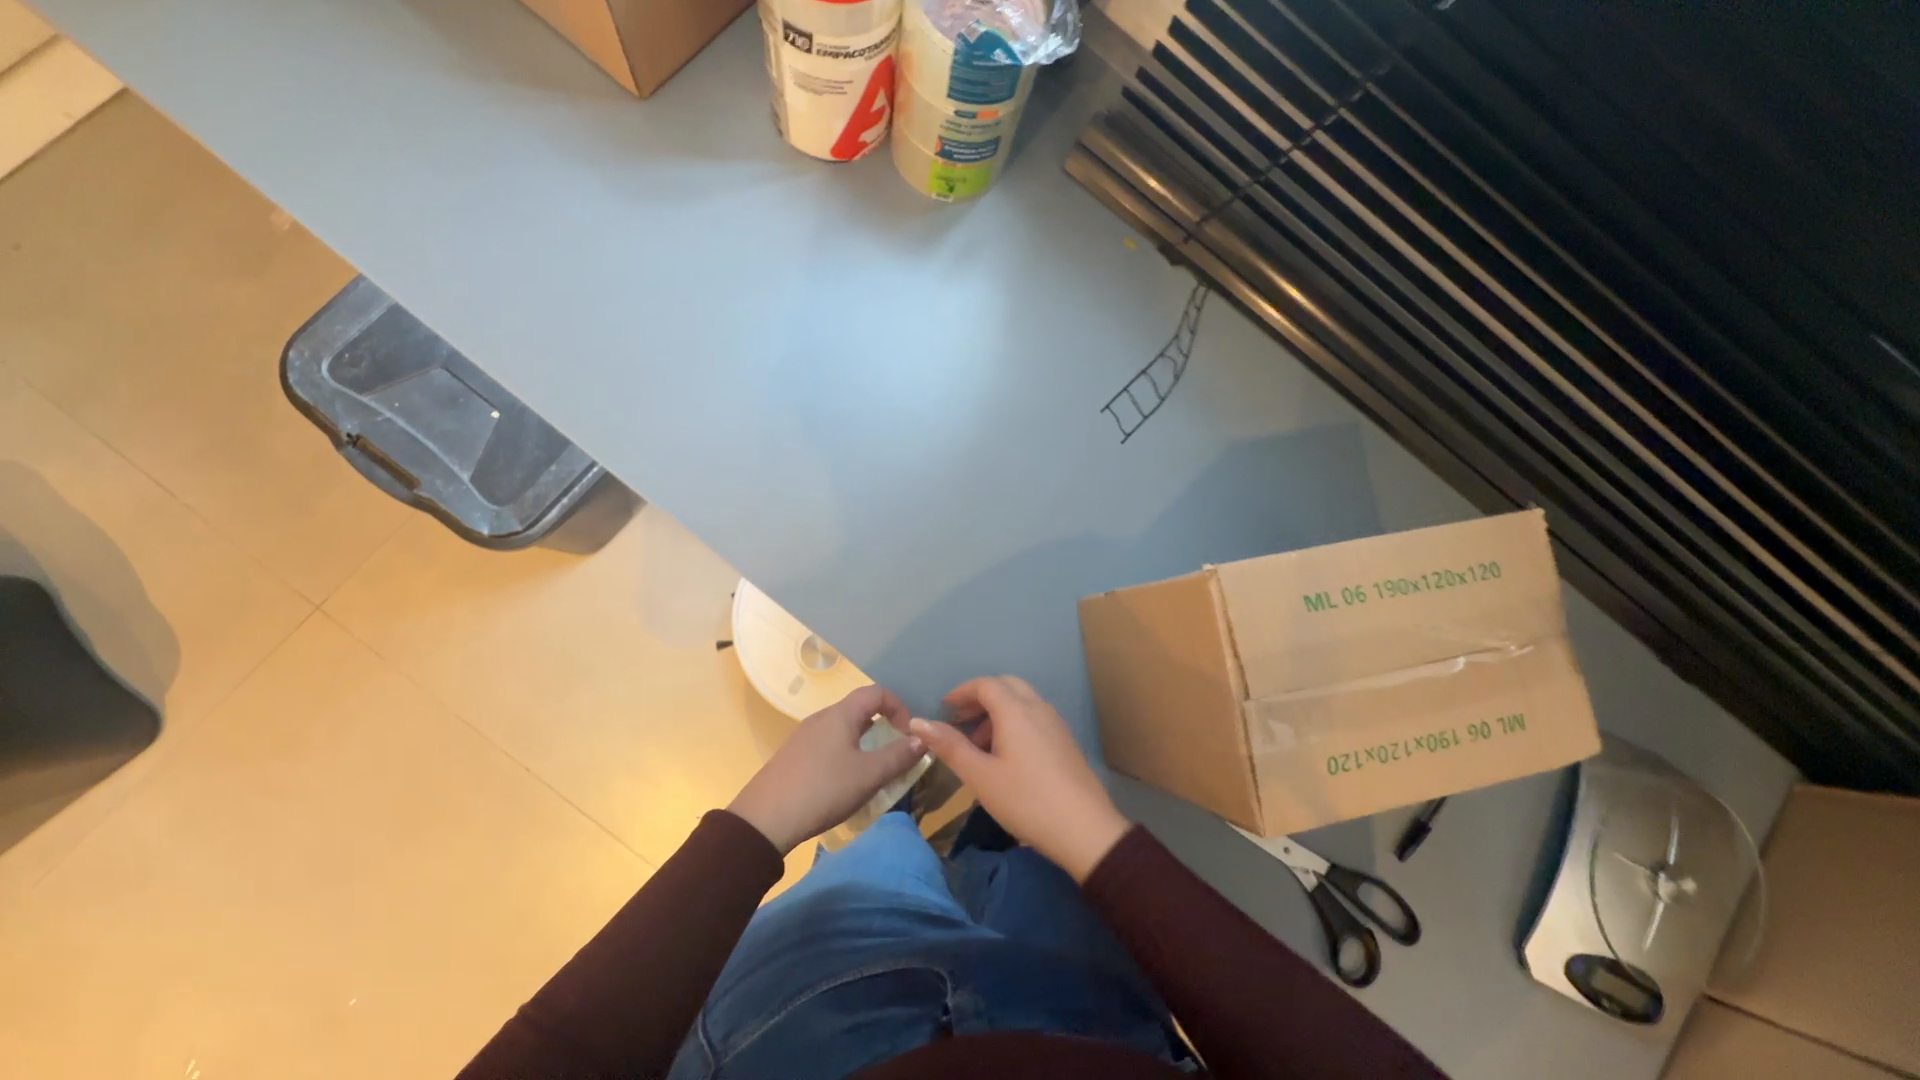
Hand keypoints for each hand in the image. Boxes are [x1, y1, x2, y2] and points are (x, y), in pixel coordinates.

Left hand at [727, 685, 926, 854]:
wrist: (765, 820)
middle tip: (896, 755)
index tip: (909, 735)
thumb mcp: (869, 775)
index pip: (877, 692)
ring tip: (874, 773)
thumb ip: (899, 755)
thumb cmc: (823, 790)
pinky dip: (846, 755)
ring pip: (843, 730)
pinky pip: (828, 745)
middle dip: (884, 728)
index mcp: (840, 714)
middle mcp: (821, 718)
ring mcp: (804, 737)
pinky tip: (845, 784)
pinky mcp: (794, 756)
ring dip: (865, 744)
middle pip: (859, 710)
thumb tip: (921, 738)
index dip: (899, 708)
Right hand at [909, 676, 1131, 881]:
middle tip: (961, 722)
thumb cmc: (1026, 800)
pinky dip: (1015, 724)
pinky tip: (1007, 757)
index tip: (944, 709)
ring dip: (998, 713)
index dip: (962, 692)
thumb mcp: (980, 776)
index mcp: (1016, 711)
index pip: (986, 684)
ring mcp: (1057, 725)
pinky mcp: (1066, 743)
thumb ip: (950, 746)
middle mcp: (1039, 709)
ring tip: (979, 746)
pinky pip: (1036, 719)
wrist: (1084, 830)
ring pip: (1023, 703)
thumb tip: (918, 722)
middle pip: (1007, 687)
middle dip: (981, 698)